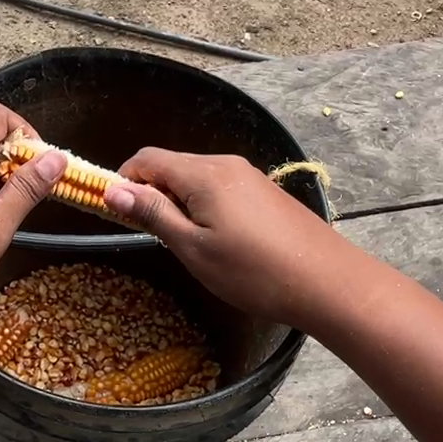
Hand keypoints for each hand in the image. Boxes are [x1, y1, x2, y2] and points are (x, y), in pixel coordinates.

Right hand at [104, 149, 336, 328]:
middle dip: (151, 192)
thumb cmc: (254, 272)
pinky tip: (216, 239)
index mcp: (204, 173)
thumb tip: (113, 190)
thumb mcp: (193, 248)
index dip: (124, 181)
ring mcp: (248, 175)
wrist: (329, 283)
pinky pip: (218, 186)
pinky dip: (201, 204)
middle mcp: (225, 164)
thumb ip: (154, 214)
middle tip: (153, 235)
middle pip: (171, 164)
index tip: (119, 214)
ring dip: (177, 200)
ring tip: (186, 242)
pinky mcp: (263, 191)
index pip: (146, 158)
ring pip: (194, 176)